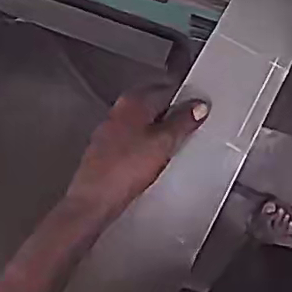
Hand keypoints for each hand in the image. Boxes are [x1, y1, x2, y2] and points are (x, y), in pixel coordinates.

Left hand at [63, 85, 207, 223]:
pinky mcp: (104, 151)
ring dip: (157, 134)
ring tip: (169, 151)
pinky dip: (143, 148)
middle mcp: (118, 111)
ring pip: (142, 124)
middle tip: (187, 132)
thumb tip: (197, 108)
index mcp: (133, 100)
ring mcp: (109, 130)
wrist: (93, 203)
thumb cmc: (124, 169)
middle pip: (154, 106)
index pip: (167, 88)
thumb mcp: (165, 142)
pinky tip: (150, 164)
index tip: (198, 111)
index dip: (186, 99)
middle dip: (171, 117)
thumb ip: (184, 121)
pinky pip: (132, 142)